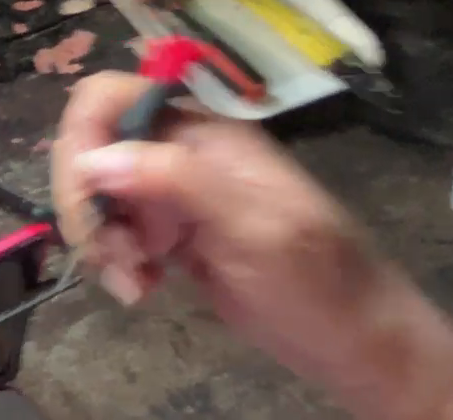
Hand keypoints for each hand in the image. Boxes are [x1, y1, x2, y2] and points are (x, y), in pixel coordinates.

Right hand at [52, 72, 452, 419]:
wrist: (370, 355)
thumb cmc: (325, 286)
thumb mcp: (258, 231)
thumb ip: (176, 182)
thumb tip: (89, 159)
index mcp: (200, 132)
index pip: (108, 97)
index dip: (82, 134)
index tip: (86, 191)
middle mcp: (174, 150)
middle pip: (88, 146)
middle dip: (85, 200)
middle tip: (103, 253)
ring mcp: (165, 189)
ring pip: (90, 188)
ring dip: (96, 235)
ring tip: (130, 281)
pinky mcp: (159, 227)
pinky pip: (107, 224)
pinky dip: (110, 255)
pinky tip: (138, 285)